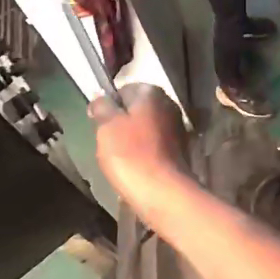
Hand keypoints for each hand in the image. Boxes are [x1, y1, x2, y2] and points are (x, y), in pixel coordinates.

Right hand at [88, 84, 189, 214]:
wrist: (161, 189)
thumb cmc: (130, 153)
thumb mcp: (107, 126)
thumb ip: (102, 107)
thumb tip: (100, 96)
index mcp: (152, 92)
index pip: (124, 89)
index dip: (109, 105)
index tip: (99, 123)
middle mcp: (169, 103)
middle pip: (137, 108)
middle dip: (121, 122)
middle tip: (108, 141)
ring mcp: (177, 124)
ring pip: (145, 125)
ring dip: (133, 137)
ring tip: (119, 156)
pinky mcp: (180, 145)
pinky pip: (155, 142)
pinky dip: (144, 149)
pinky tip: (135, 164)